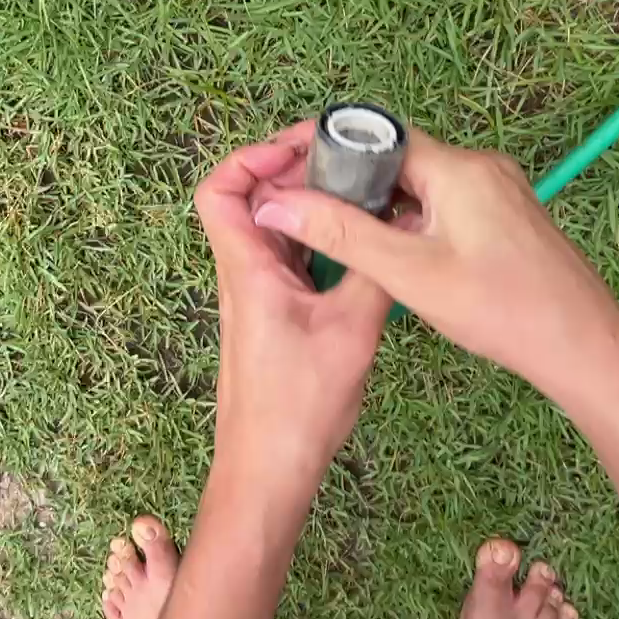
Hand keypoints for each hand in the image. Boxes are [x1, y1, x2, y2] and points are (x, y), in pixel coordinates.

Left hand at [194, 122, 393, 492]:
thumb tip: (399, 224)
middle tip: (342, 163)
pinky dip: (314, 237)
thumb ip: (373, 271)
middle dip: (289, 172)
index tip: (297, 152)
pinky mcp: (273, 308)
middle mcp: (243, 269)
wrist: (268, 466)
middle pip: (249, 199)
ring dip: (305, 204)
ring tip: (355, 191)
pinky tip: (353, 238)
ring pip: (271, 227)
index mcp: (246, 266)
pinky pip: (288, 255)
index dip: (248, 159)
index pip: (219, 190)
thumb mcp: (351, 330)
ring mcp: (256, 289)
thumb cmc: (297, 405)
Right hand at [250, 130, 618, 399]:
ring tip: (332, 225)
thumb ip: (339, 232)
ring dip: (372, 197)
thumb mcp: (409, 273)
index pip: (374, 135)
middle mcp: (477, 165)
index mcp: (457, 167)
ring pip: (412, 178)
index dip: (323, 148)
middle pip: (391, 154)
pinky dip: (402, 213)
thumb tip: (275, 204)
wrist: (588, 353)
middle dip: (342, 175)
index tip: (283, 168)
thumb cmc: (503, 312)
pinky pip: (436, 197)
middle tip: (299, 202)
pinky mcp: (499, 211)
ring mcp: (492, 188)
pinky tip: (385, 245)